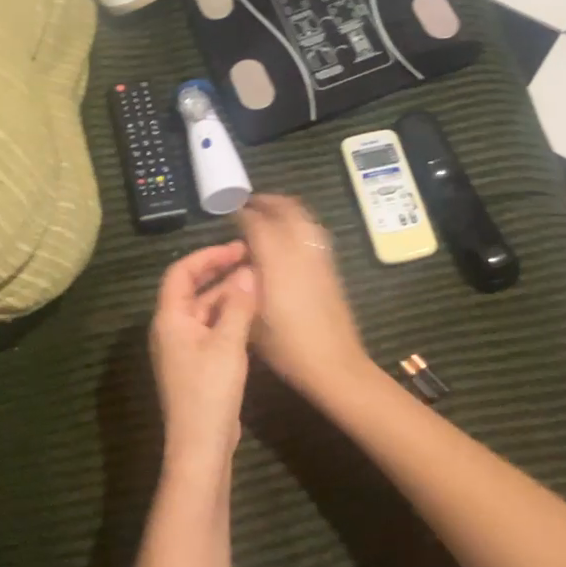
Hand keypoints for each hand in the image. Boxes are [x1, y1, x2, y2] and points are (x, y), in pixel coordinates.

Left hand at [148, 240, 257, 464]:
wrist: (201, 446)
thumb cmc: (209, 391)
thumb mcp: (227, 344)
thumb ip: (238, 306)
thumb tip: (248, 273)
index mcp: (169, 319)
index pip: (181, 273)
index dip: (207, 257)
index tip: (237, 249)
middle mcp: (172, 330)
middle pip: (194, 291)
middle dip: (222, 274)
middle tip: (252, 262)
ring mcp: (184, 349)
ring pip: (206, 311)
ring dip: (229, 296)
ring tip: (259, 284)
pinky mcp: (198, 366)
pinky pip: (213, 330)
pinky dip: (231, 317)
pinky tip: (254, 315)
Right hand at [235, 194, 373, 394]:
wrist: (334, 364)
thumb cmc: (286, 346)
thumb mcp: (252, 318)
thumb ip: (244, 285)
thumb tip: (241, 264)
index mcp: (276, 260)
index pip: (257, 223)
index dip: (242, 215)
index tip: (231, 214)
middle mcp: (300, 250)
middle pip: (286, 210)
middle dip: (268, 202)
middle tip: (251, 204)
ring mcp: (320, 257)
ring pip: (304, 218)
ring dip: (286, 210)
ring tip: (270, 215)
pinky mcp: (332, 268)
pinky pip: (315, 233)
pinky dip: (300, 225)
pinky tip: (290, 239)